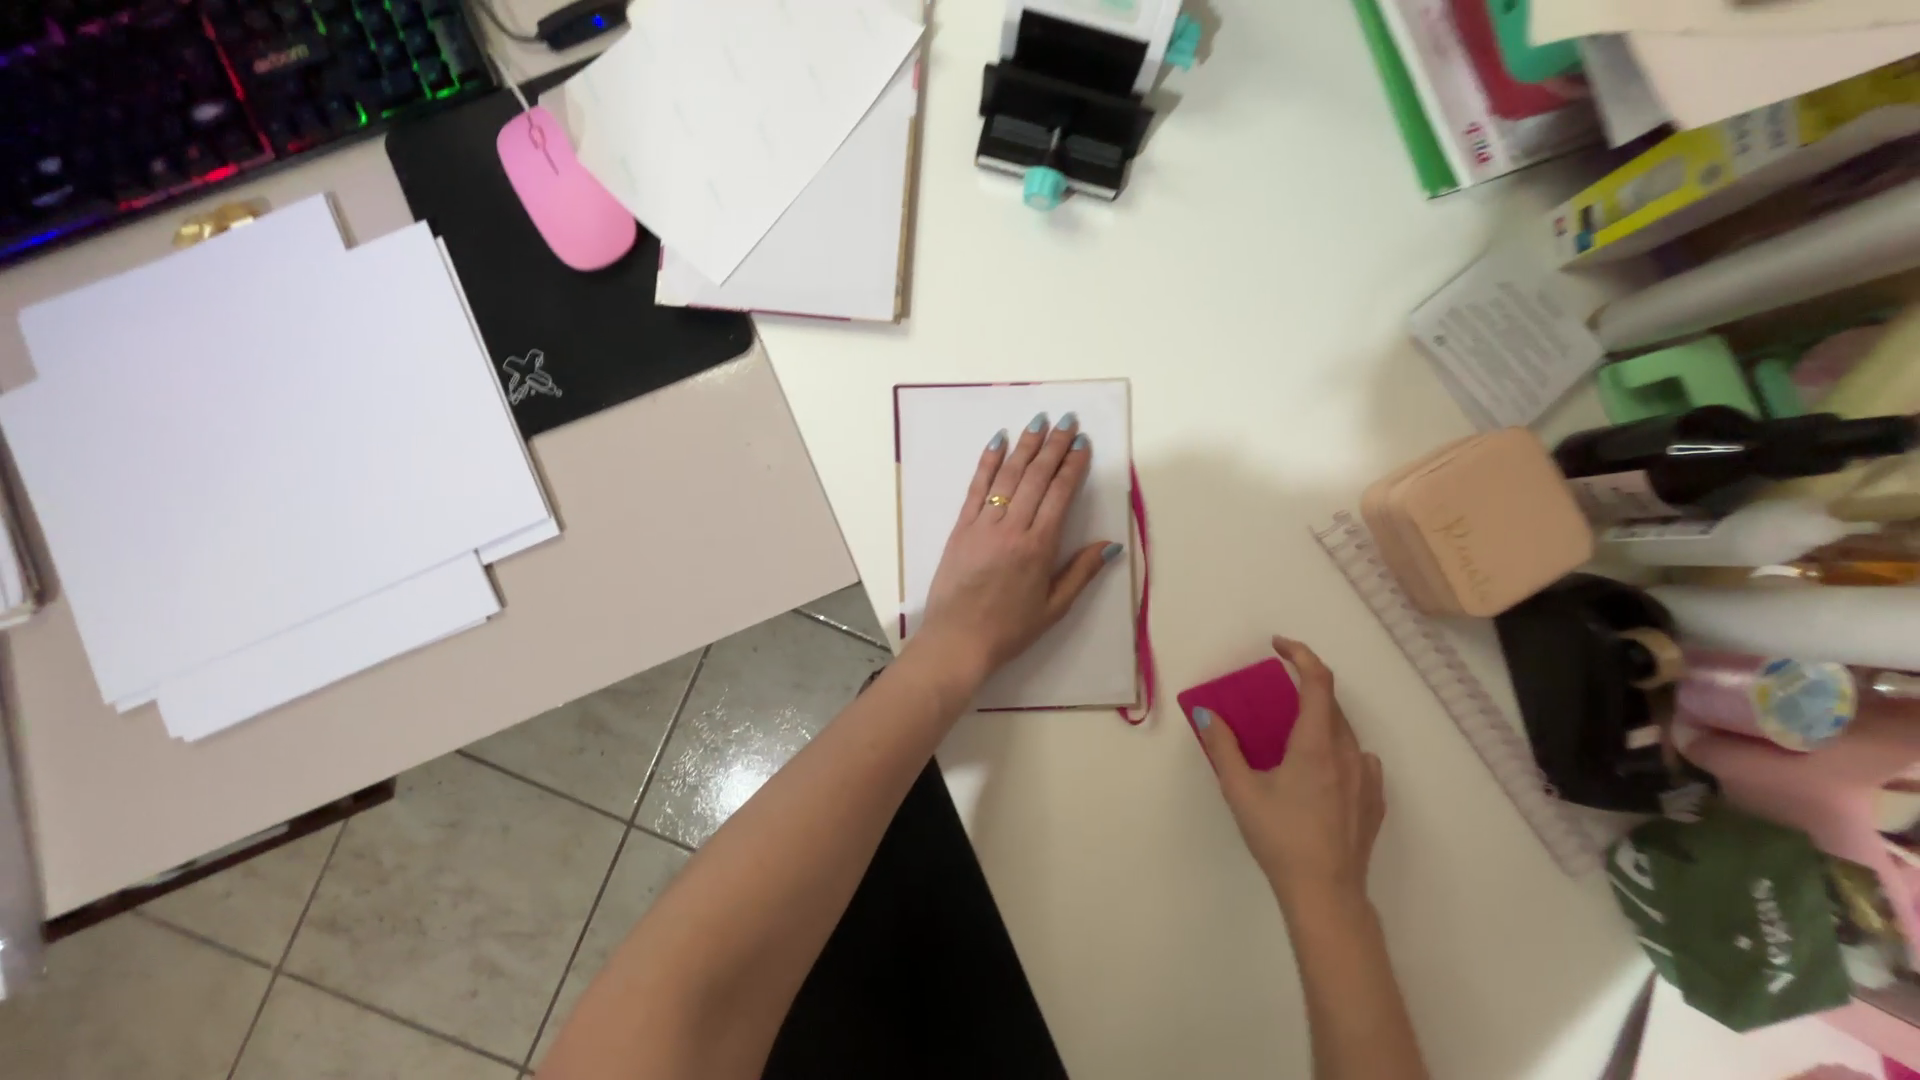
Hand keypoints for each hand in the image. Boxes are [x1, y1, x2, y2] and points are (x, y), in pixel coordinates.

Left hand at [910, 413, 1120, 687]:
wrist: (957, 640)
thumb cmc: (1009, 630)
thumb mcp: (1054, 607)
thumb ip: (1081, 572)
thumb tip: (1110, 545)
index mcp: (1038, 547)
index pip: (1060, 494)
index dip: (1072, 465)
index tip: (1082, 443)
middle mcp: (1011, 528)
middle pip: (1036, 477)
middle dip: (1053, 445)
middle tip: (1066, 420)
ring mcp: (983, 525)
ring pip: (1008, 476)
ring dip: (1024, 446)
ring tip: (1037, 421)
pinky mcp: (961, 528)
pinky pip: (977, 488)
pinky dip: (988, 462)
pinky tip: (998, 442)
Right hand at [1191, 637, 1384, 912]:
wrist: (1326, 893)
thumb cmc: (1279, 838)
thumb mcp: (1240, 792)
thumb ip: (1223, 748)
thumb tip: (1207, 714)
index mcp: (1317, 745)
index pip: (1318, 681)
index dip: (1300, 655)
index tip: (1278, 646)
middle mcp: (1348, 753)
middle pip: (1331, 704)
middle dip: (1303, 688)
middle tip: (1273, 695)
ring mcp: (1367, 777)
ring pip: (1344, 732)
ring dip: (1319, 720)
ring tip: (1292, 736)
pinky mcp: (1375, 799)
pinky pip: (1357, 758)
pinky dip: (1336, 749)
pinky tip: (1319, 771)